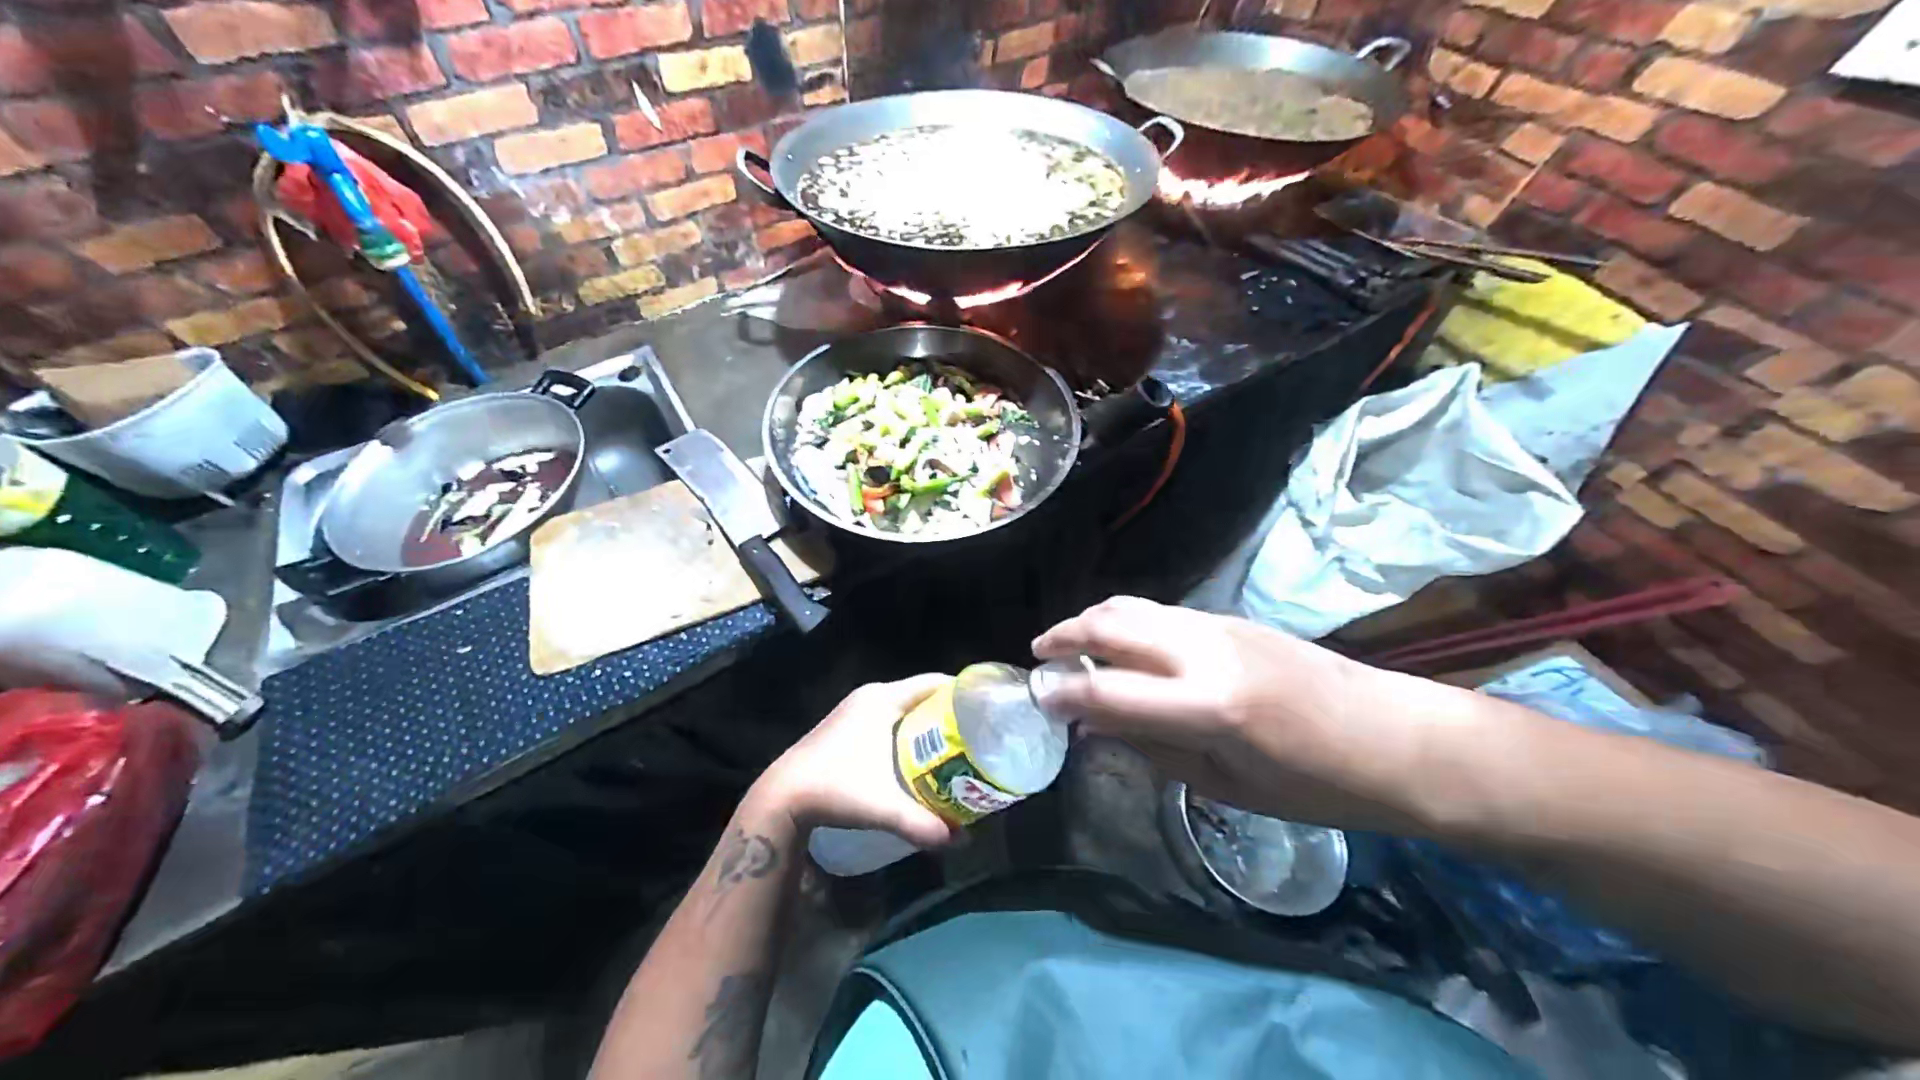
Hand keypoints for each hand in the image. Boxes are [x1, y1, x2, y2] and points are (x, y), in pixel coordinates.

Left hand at [750, 675, 958, 848]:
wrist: (782, 797)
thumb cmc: (836, 790)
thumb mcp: (885, 807)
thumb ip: (924, 824)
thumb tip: (962, 840)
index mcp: (882, 699)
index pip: (934, 682)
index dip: (963, 693)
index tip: (988, 711)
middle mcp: (870, 697)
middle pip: (922, 696)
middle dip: (950, 713)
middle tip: (978, 737)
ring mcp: (855, 711)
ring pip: (904, 709)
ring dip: (928, 724)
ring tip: (957, 748)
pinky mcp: (846, 727)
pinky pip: (889, 719)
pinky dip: (909, 732)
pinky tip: (919, 758)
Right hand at [1033, 596, 1442, 832]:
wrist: (1397, 738)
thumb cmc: (1317, 784)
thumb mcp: (1226, 784)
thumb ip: (1151, 746)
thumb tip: (1093, 723)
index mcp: (1207, 705)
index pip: (1107, 690)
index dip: (1061, 693)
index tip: (1035, 698)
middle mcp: (1205, 650)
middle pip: (1111, 623)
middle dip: (1064, 635)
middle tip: (1040, 657)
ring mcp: (1218, 625)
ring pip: (1134, 606)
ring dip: (1093, 622)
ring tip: (1072, 647)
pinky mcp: (1230, 617)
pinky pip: (1161, 612)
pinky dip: (1126, 622)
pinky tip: (1124, 649)